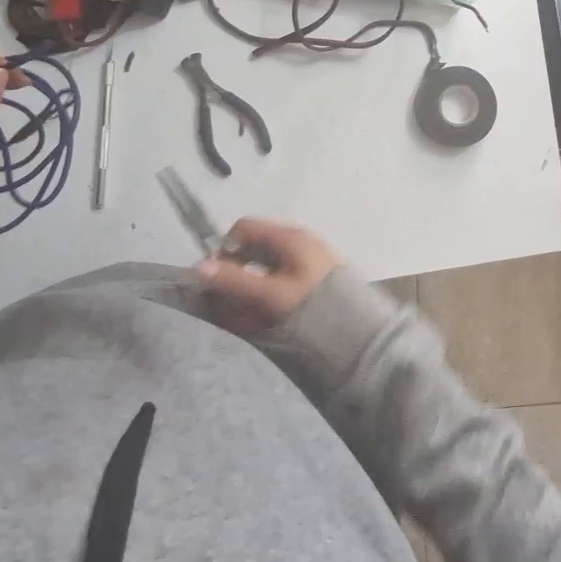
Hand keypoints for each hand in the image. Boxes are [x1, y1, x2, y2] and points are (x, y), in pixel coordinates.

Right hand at [196, 218, 339, 333]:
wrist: (361, 333)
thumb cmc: (315, 305)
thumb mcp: (272, 294)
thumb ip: (236, 280)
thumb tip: (200, 268)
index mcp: (290, 237)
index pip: (244, 228)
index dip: (224, 248)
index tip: (214, 276)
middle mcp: (298, 245)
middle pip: (253, 252)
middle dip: (234, 278)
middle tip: (224, 305)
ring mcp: (306, 265)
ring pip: (263, 274)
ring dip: (246, 294)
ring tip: (241, 319)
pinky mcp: (311, 286)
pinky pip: (278, 289)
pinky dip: (263, 302)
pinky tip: (259, 324)